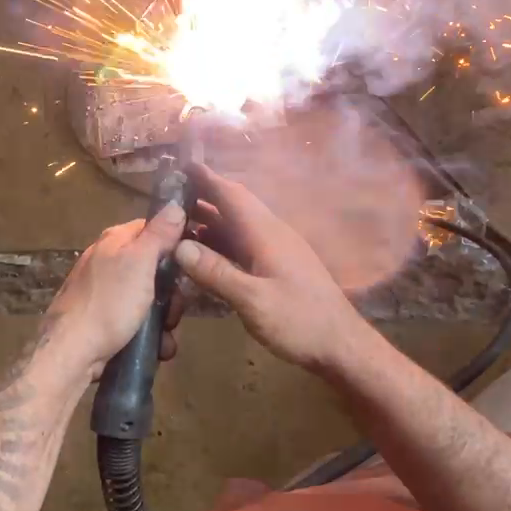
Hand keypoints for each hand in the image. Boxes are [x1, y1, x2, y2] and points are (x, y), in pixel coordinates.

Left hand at [42, 201, 188, 380]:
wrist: (71, 353)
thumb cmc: (109, 303)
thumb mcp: (139, 263)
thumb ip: (158, 234)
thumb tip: (175, 203)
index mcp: (114, 240)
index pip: (152, 228)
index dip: (175, 241)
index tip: (192, 261)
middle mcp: (107, 261)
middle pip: (154, 267)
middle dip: (171, 291)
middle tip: (175, 308)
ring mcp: (104, 292)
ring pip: (148, 297)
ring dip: (163, 318)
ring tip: (166, 335)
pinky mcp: (103, 319)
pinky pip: (136, 320)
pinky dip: (149, 334)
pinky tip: (156, 348)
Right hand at [175, 164, 369, 373]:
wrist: (342, 346)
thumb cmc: (299, 320)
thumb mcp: (253, 300)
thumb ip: (216, 273)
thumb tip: (178, 246)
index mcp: (264, 233)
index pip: (231, 195)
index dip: (206, 178)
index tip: (181, 164)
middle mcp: (270, 234)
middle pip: (233, 206)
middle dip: (204, 196)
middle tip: (169, 194)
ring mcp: (276, 250)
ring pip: (237, 226)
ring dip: (209, 220)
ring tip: (177, 222)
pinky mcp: (277, 267)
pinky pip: (242, 244)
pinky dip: (220, 242)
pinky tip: (203, 253)